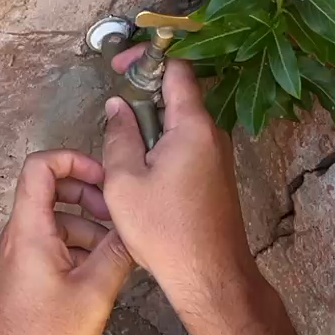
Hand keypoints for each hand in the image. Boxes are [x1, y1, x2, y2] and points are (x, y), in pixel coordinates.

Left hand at [0, 150, 134, 334]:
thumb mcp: (93, 293)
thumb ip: (117, 254)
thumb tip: (136, 229)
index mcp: (30, 229)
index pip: (40, 166)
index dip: (73, 159)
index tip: (104, 178)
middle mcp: (19, 236)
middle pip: (50, 191)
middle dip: (88, 195)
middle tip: (117, 216)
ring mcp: (19, 257)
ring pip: (56, 222)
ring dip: (87, 226)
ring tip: (118, 252)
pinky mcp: (23, 277)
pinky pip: (52, 246)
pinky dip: (77, 248)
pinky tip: (101, 273)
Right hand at [99, 52, 258, 317]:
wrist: (210, 275)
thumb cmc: (165, 230)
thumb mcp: (124, 180)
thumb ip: (119, 136)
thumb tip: (117, 107)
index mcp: (193, 126)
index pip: (176, 69)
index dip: (146, 59)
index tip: (120, 68)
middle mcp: (212, 133)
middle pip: (180, 92)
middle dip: (145, 92)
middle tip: (116, 110)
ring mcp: (217, 154)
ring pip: (183, 120)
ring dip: (153, 122)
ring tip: (125, 143)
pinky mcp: (215, 174)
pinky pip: (188, 142)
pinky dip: (164, 142)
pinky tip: (143, 166)